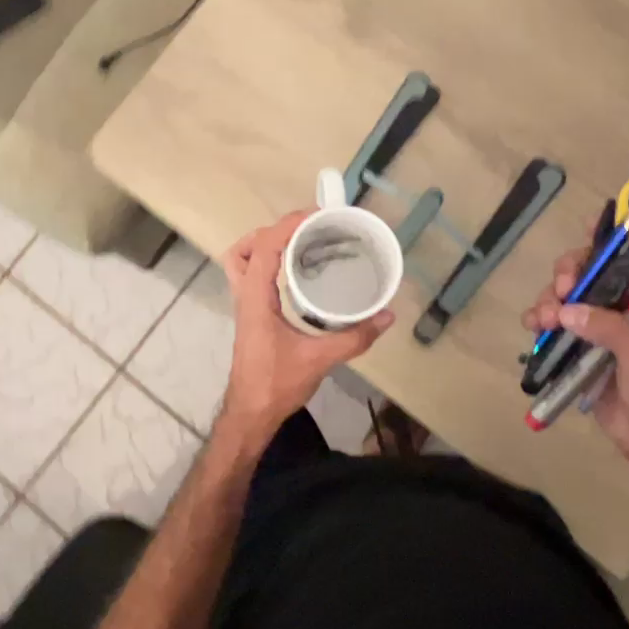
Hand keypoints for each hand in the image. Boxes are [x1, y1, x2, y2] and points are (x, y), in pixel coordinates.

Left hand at [220, 211, 394, 435]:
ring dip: (265, 248)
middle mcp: (245, 297)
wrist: (251, 414)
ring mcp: (246, 308)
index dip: (287, 225)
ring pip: (242, 264)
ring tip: (298, 246)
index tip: (316, 215)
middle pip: (243, 250)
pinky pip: (254, 280)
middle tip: (304, 231)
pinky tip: (298, 276)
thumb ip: (354, 338)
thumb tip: (386, 316)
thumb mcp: (319, 359)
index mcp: (255, 299)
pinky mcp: (252, 319)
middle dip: (270, 233)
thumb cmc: (276, 384)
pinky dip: (270, 267)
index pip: (264, 248)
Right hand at [521, 241, 628, 464]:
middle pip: (588, 273)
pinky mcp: (579, 350)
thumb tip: (565, 311)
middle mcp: (621, 308)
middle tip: (562, 292)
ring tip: (541, 321)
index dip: (612, 237)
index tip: (588, 225)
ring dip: (548, 301)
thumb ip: (607, 327)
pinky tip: (533, 331)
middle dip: (569, 275)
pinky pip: (554, 327)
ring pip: (566, 298)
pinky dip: (539, 323)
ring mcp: (598, 328)